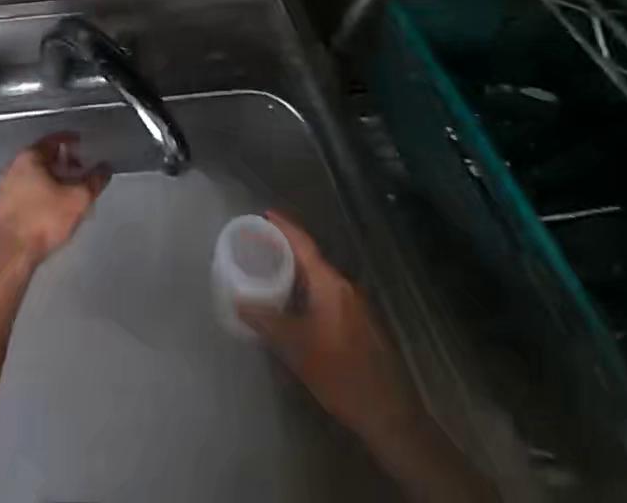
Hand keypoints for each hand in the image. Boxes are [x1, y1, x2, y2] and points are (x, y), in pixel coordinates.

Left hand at [0, 131, 109, 266]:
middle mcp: (13, 166)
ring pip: (33, 172)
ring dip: (52, 175)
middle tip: (80, 169)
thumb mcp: (80, 198)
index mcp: (29, 157)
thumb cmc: (46, 220)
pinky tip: (53, 202)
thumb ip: (96, 179)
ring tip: (70, 187)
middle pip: (43, 155)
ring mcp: (5, 186)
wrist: (13, 254)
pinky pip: (26, 187)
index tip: (83, 144)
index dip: (71, 140)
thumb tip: (105, 167)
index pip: (53, 139)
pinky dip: (41, 188)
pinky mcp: (2, 204)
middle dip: (63, 160)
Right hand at [238, 211, 420, 445]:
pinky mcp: (359, 321)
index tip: (266, 215)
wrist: (387, 411)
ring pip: (320, 279)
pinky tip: (294, 306)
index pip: (305, 245)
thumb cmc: (340, 374)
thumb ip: (267, 322)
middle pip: (312, 259)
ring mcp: (355, 304)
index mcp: (330, 285)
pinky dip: (308, 291)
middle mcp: (345, 287)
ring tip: (270, 273)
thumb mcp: (297, 349)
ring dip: (297, 273)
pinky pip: (327, 294)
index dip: (285, 227)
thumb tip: (239, 301)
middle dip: (287, 250)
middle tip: (260, 247)